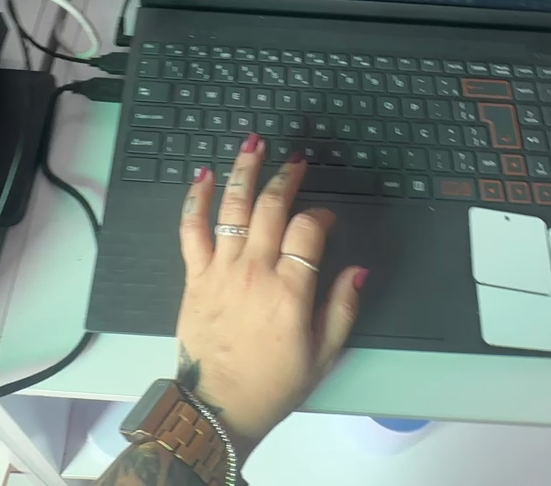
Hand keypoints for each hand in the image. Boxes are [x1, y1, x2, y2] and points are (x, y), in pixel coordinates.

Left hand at [175, 134, 366, 453]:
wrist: (217, 407)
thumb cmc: (274, 381)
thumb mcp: (322, 354)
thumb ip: (342, 308)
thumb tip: (358, 269)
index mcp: (289, 291)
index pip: (307, 231)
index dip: (322, 216)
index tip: (327, 217)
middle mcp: (254, 271)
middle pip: (270, 208)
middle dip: (286, 177)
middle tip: (296, 159)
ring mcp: (220, 269)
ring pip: (233, 208)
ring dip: (245, 170)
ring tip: (255, 143)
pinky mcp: (195, 274)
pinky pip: (192, 229)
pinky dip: (197, 199)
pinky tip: (205, 175)